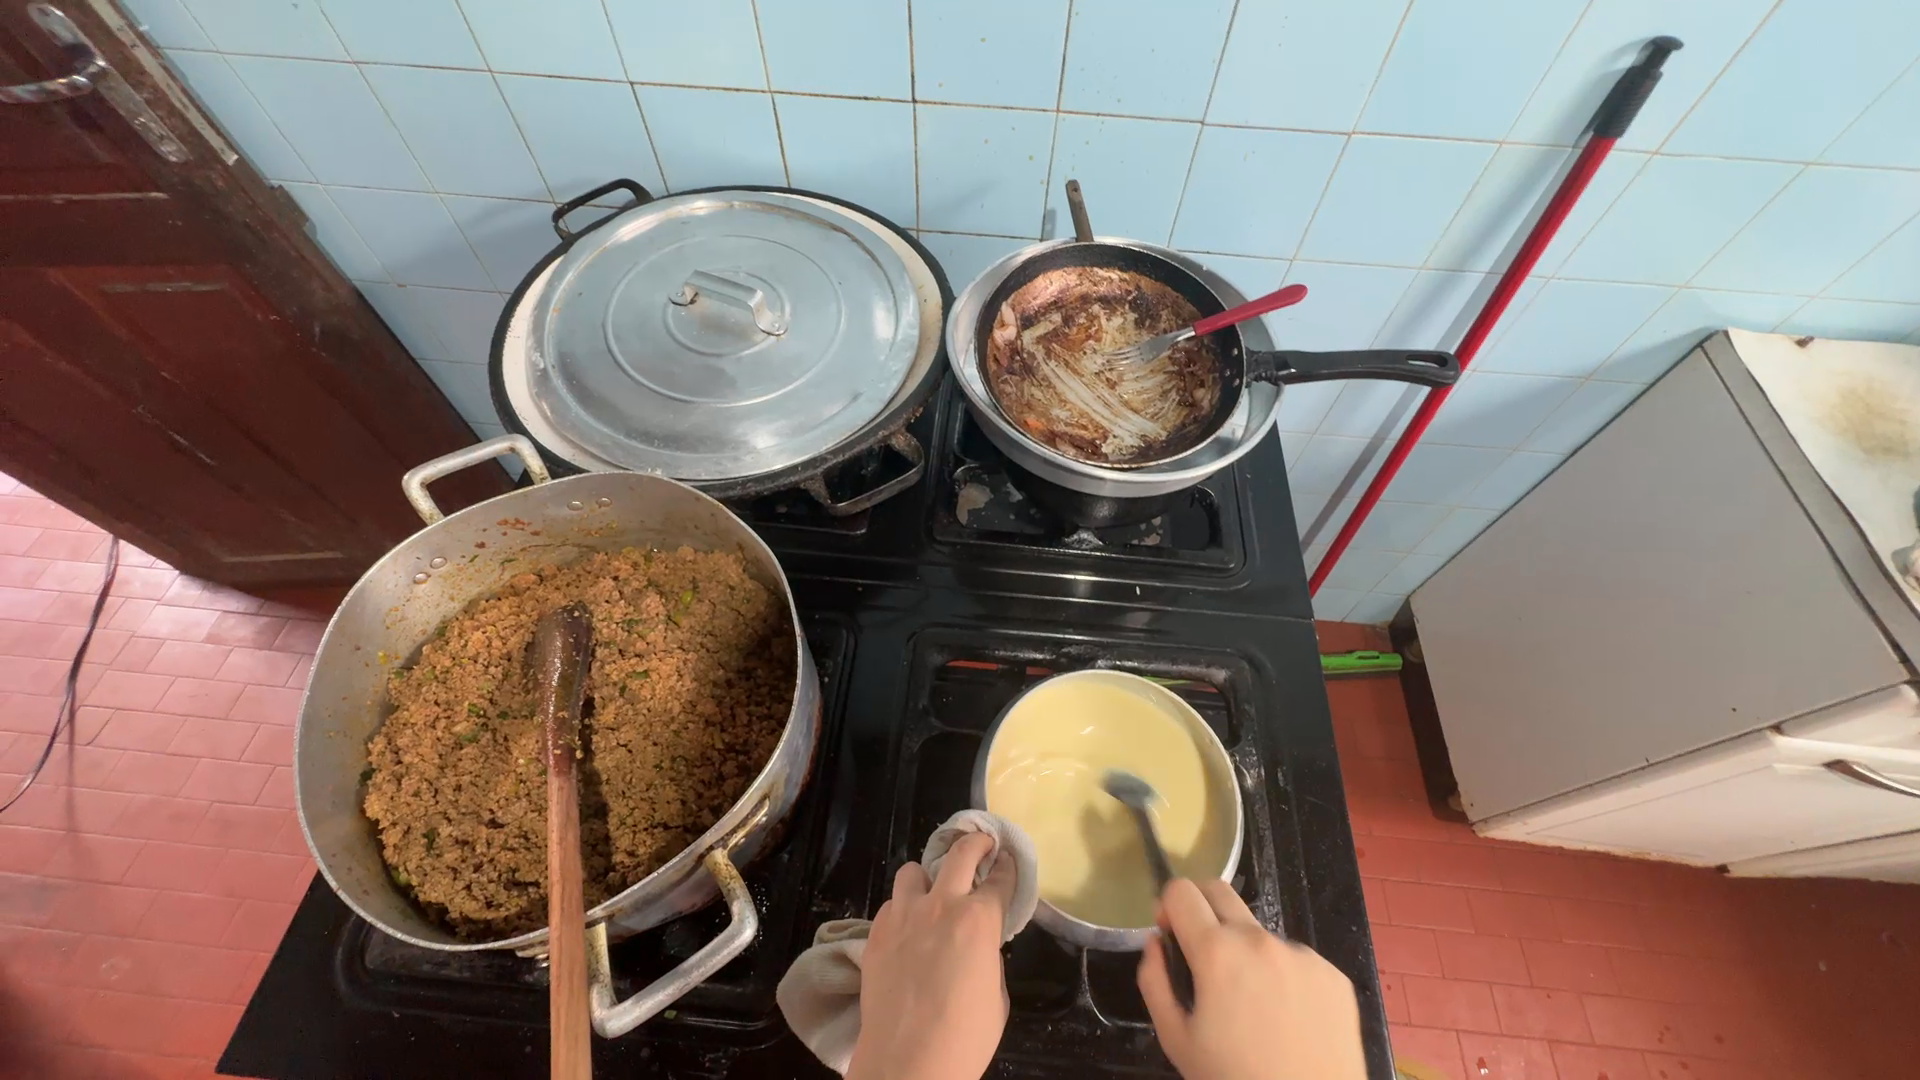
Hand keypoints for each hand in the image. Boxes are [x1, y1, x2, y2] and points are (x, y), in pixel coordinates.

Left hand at [849, 833, 1014, 1079]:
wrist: (907, 1065)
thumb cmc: (964, 1038)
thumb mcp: (996, 996)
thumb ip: (988, 958)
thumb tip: (979, 946)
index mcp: (979, 920)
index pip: (999, 879)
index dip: (1007, 868)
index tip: (1007, 860)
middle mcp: (941, 905)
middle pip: (960, 854)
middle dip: (975, 842)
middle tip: (981, 843)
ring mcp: (904, 915)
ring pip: (914, 871)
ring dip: (927, 877)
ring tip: (932, 892)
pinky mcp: (876, 932)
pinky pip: (891, 905)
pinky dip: (902, 910)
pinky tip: (907, 930)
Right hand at [1139, 879, 1364, 1079]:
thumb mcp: (1175, 1040)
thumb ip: (1154, 980)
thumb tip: (1156, 942)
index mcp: (1216, 950)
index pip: (1181, 890)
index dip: (1168, 908)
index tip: (1171, 937)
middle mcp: (1258, 939)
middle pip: (1218, 890)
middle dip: (1201, 909)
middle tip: (1202, 954)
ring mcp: (1300, 954)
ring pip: (1257, 931)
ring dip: (1244, 949)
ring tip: (1252, 1004)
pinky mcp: (1331, 973)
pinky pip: (1294, 959)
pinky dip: (1281, 975)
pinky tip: (1287, 1018)